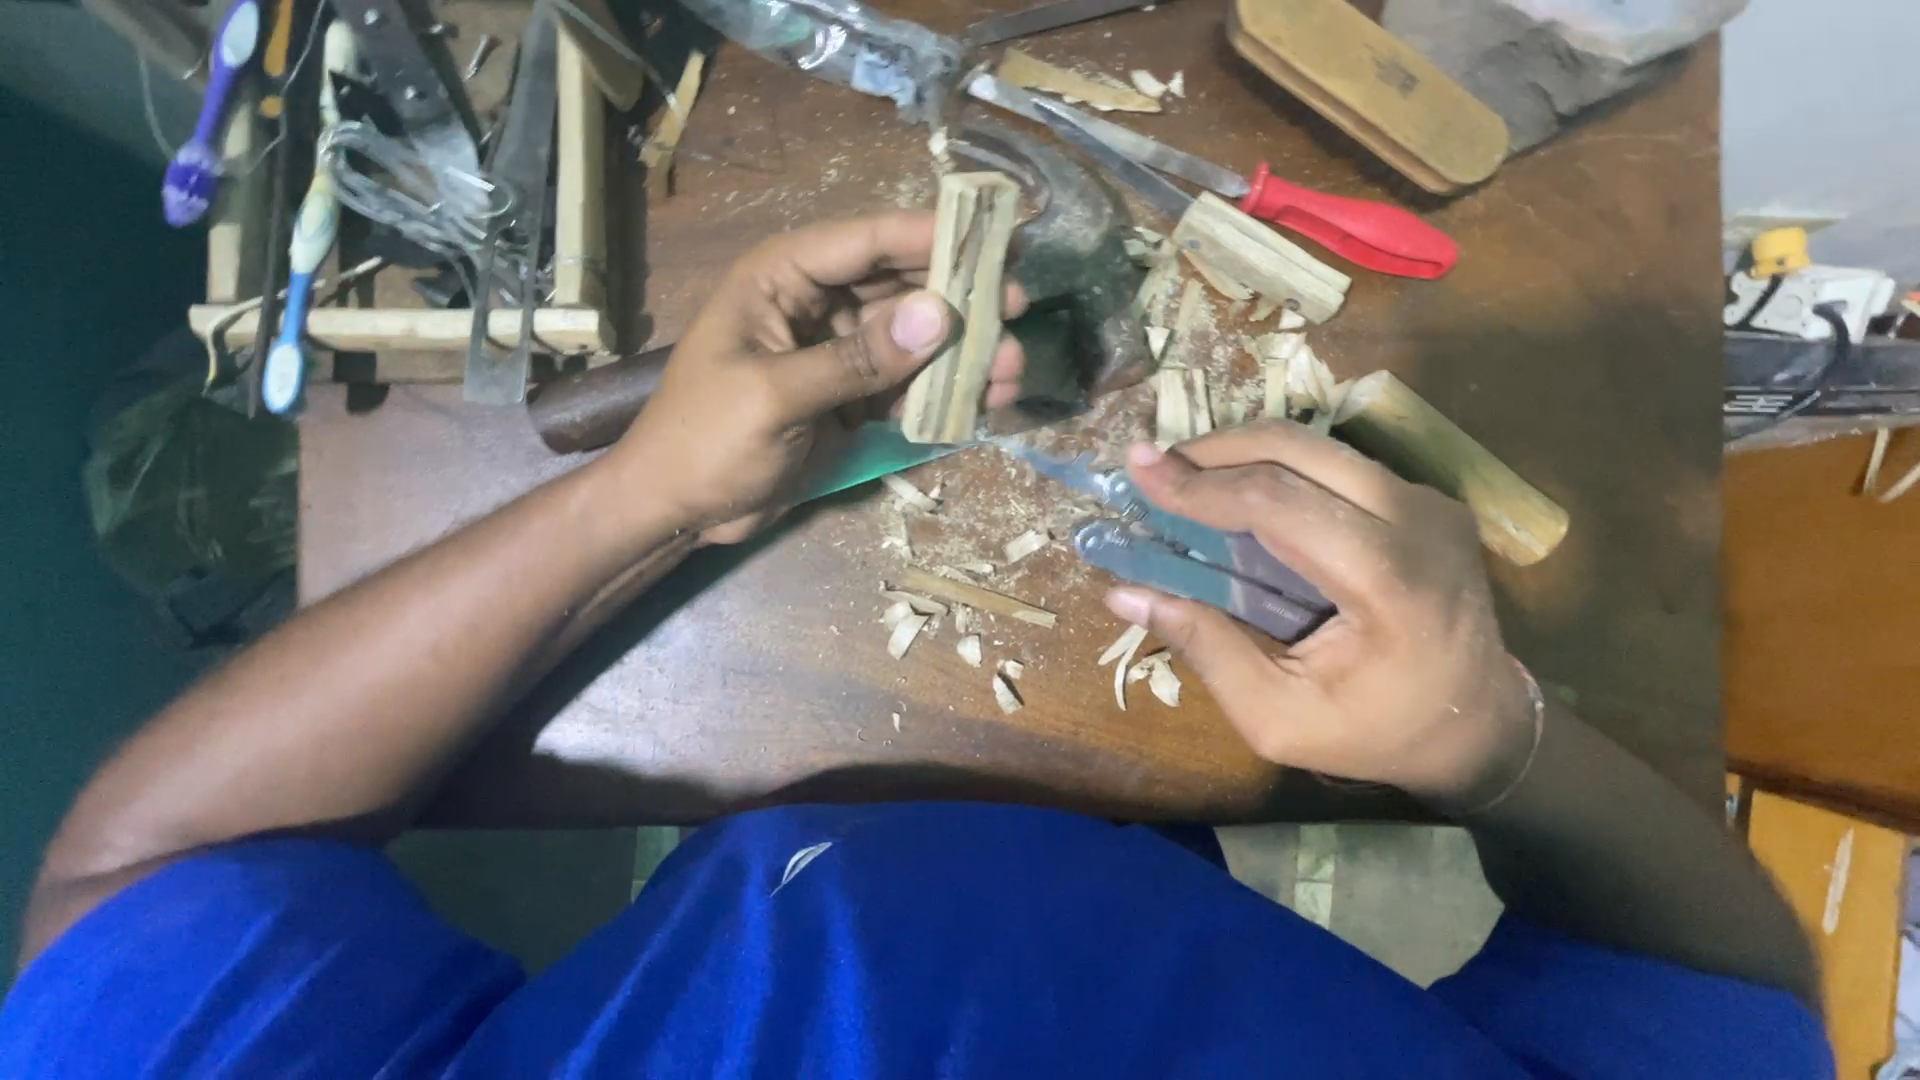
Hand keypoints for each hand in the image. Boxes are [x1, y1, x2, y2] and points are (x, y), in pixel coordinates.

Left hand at [608, 213, 1026, 541]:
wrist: (680, 510)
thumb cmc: (705, 441)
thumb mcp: (776, 397)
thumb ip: (856, 360)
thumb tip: (940, 316)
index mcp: (782, 279)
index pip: (866, 241)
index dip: (931, 236)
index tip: (995, 240)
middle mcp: (816, 305)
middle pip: (900, 287)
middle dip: (958, 301)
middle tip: (1017, 308)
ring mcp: (837, 354)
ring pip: (912, 340)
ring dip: (960, 354)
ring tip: (1011, 370)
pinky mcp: (850, 398)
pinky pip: (905, 386)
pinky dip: (940, 394)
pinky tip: (981, 403)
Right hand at [1102, 422, 1535, 806]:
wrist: (1480, 726)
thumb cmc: (1374, 733)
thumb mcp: (1277, 717)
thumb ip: (1204, 649)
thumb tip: (1123, 594)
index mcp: (1388, 579)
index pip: (1277, 501)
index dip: (1199, 484)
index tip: (1139, 472)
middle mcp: (1416, 519)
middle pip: (1296, 448)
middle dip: (1212, 449)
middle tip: (1152, 464)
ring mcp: (1427, 501)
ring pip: (1314, 443)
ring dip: (1239, 449)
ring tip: (1183, 472)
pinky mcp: (1422, 498)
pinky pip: (1332, 460)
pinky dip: (1271, 463)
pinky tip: (1233, 486)